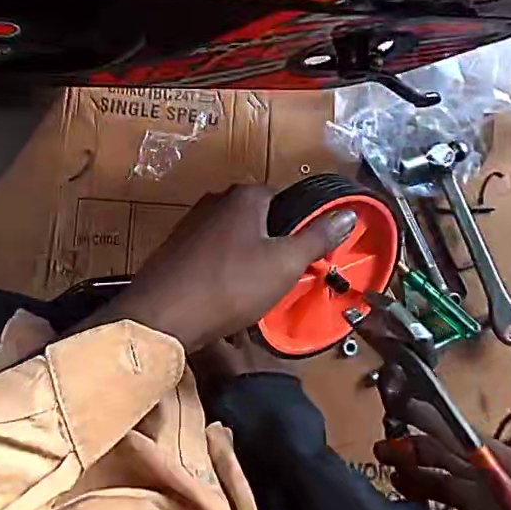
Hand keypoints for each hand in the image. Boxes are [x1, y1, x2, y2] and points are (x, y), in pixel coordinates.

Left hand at [83, 184, 355, 351]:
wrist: (163, 314)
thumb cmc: (230, 285)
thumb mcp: (285, 264)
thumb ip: (317, 237)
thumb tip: (347, 214)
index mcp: (244, 195)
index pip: (286, 202)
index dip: (300, 230)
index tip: (306, 258)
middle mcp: (216, 200)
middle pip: (260, 221)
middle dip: (274, 248)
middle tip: (283, 280)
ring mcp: (192, 222)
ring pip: (236, 241)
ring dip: (249, 263)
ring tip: (255, 294)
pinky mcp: (177, 247)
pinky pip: (214, 256)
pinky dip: (225, 272)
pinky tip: (227, 297)